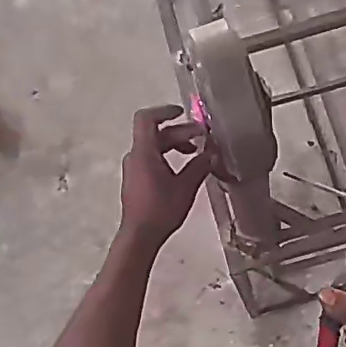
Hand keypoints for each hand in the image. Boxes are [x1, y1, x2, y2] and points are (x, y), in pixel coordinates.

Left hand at [118, 105, 214, 251]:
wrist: (140, 235)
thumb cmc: (161, 209)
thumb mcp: (186, 186)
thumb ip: (199, 165)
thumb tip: (211, 153)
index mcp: (144, 152)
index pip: (147, 119)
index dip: (164, 111)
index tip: (182, 112)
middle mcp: (135, 156)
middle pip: (156, 134)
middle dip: (181, 132)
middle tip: (203, 137)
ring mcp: (134, 168)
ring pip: (155, 147)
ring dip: (176, 145)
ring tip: (197, 153)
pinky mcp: (136, 180)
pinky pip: (152, 159)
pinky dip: (168, 157)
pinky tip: (185, 169)